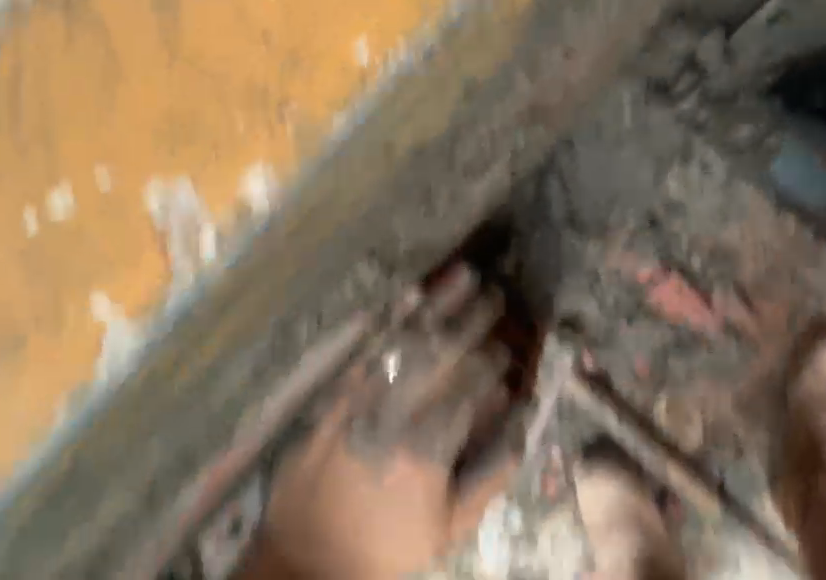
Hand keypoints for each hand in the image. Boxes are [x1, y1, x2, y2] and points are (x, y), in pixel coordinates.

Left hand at [252, 270, 517, 579]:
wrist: (306, 560)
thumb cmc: (386, 545)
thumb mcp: (450, 525)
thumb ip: (491, 471)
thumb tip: (518, 415)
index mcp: (425, 448)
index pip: (470, 387)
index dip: (494, 362)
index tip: (510, 349)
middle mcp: (392, 414)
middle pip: (441, 353)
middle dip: (474, 320)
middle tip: (499, 295)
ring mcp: (358, 398)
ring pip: (404, 338)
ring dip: (438, 303)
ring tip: (466, 275)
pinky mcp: (333, 395)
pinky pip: (366, 347)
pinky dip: (390, 317)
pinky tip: (411, 293)